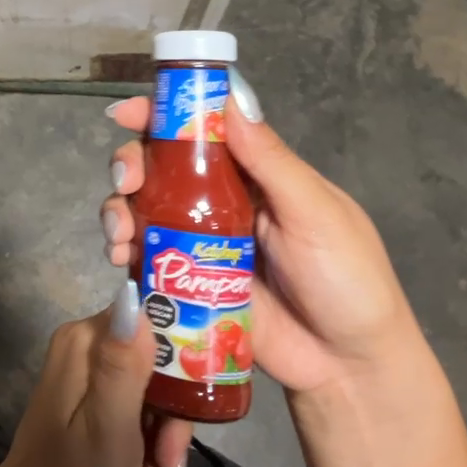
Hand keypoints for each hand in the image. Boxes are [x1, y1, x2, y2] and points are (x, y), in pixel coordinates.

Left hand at [0, 284, 185, 466]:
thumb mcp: (109, 427)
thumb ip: (123, 366)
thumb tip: (136, 299)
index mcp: (85, 339)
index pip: (152, 318)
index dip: (182, 357)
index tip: (192, 405)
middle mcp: (84, 342)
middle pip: (155, 356)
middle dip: (173, 408)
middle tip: (171, 456)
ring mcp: (87, 368)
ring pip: (151, 384)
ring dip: (164, 430)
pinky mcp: (91, 392)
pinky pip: (135, 401)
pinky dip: (148, 435)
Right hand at [100, 74, 423, 396]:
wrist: (348, 368)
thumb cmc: (347, 282)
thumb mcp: (316, 215)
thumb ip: (271, 160)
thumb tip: (230, 97)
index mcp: (253, 175)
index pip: (201, 130)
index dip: (160, 113)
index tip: (127, 111)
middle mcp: (218, 201)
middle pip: (158, 166)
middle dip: (129, 163)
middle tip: (126, 180)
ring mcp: (196, 241)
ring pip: (141, 208)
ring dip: (118, 209)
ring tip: (120, 231)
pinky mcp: (183, 281)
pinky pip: (142, 255)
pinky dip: (122, 249)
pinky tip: (120, 257)